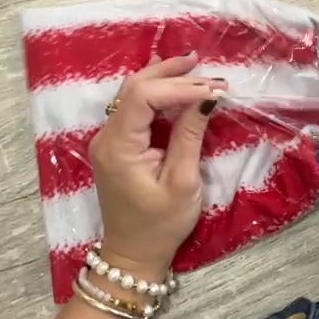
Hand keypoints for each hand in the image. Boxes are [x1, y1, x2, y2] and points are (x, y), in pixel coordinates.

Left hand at [89, 53, 223, 282]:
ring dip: (162, 78)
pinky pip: (133, 107)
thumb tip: (207, 97)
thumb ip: (190, 135)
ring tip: (193, 65)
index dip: (178, 87)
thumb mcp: (182, 182)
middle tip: (202, 64)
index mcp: (118, 147)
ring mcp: (108, 139)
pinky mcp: (116, 143)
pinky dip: (156, 92)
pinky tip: (174, 83)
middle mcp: (106, 136)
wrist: (134, 255)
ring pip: (131, 93)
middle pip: (134, 87)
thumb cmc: (160, 225)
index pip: (143, 97)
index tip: (212, 90)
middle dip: (170, 73)